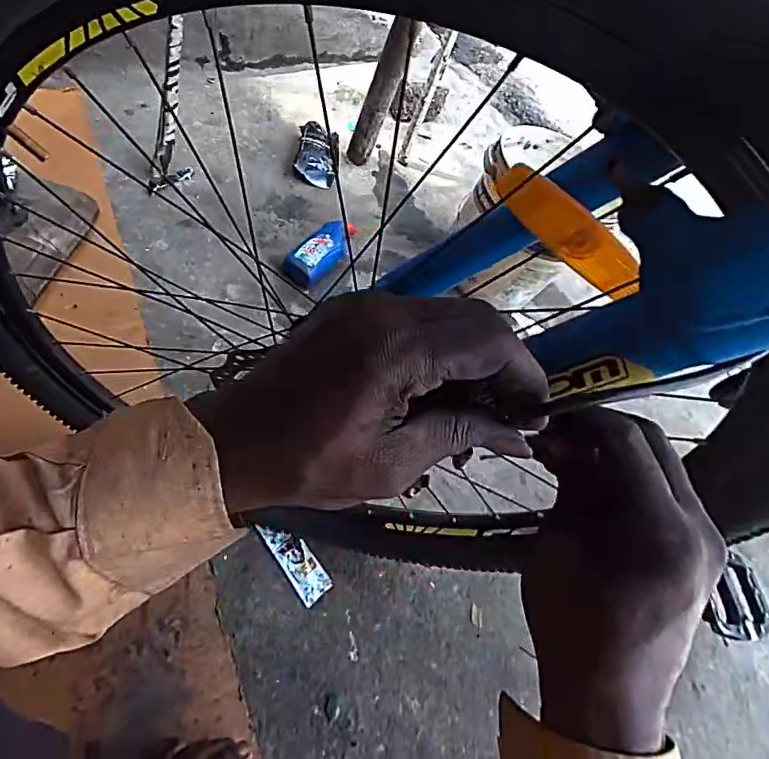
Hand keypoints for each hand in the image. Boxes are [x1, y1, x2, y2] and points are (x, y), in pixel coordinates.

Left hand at [187, 292, 547, 512]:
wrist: (235, 438)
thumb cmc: (308, 462)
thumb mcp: (392, 462)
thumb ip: (459, 433)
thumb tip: (519, 434)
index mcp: (397, 347)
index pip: (491, 340)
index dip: (525, 376)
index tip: (534, 416)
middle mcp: (383, 311)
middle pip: (473, 318)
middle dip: (501, 365)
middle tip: (503, 419)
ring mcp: (361, 305)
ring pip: (443, 315)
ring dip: (468, 356)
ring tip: (466, 415)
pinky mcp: (346, 311)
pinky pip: (410, 318)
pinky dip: (434, 348)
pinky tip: (430, 392)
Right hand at [521, 410, 723, 754]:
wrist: (610, 699)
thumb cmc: (573, 626)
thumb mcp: (559, 544)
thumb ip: (571, 483)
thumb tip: (560, 435)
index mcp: (665, 531)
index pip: (628, 440)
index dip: (583, 417)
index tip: (546, 415)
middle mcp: (701, 529)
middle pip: (653, 444)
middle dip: (600, 428)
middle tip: (554, 432)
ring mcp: (707, 540)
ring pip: (659, 464)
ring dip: (613, 451)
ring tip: (565, 455)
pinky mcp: (698, 551)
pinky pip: (661, 491)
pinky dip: (626, 476)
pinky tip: (588, 482)